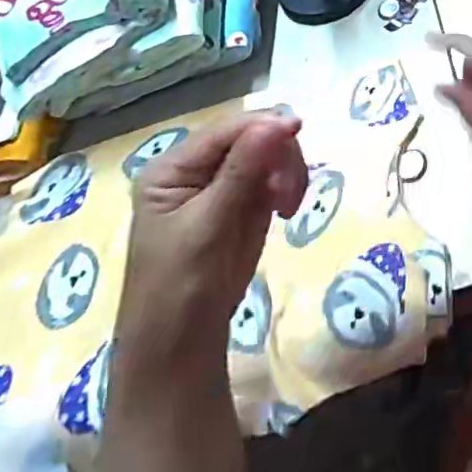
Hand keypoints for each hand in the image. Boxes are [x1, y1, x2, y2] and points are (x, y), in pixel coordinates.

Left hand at [116, 111, 308, 361]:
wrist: (180, 349)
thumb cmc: (178, 288)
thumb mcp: (208, 226)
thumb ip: (243, 171)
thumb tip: (278, 122)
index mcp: (171, 168)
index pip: (225, 130)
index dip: (263, 125)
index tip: (299, 130)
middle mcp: (196, 169)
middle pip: (252, 135)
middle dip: (277, 155)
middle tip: (287, 194)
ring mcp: (222, 185)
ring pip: (270, 153)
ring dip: (287, 172)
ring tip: (287, 207)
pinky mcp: (245, 203)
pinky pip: (275, 177)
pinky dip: (288, 187)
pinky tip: (286, 210)